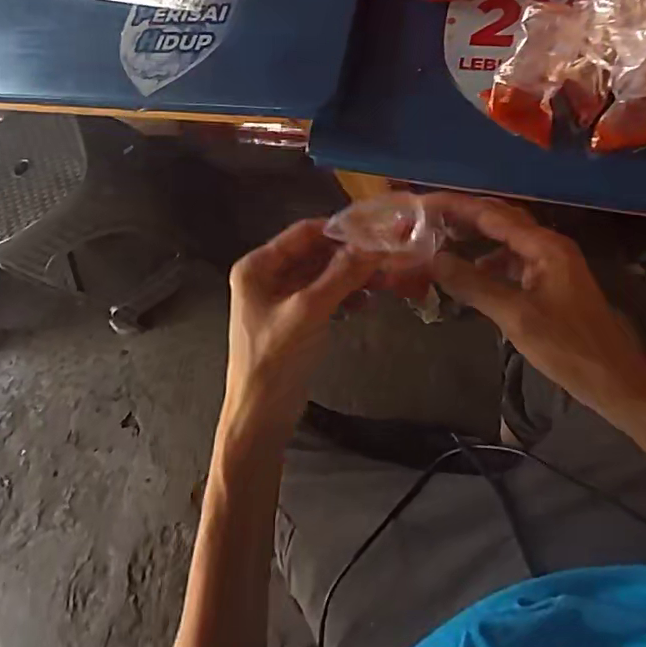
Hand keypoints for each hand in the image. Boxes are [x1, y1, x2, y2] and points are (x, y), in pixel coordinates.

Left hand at [220, 219, 379, 446]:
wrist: (260, 417)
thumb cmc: (275, 360)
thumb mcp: (309, 312)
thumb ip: (341, 275)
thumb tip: (374, 245)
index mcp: (257, 266)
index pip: (303, 233)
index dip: (339, 229)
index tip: (376, 229)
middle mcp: (266, 276)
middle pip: (315, 253)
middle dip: (350, 255)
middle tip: (389, 256)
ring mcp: (280, 299)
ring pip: (322, 275)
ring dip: (352, 276)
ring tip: (386, 279)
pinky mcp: (294, 319)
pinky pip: (324, 296)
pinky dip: (345, 295)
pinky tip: (366, 302)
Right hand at [421, 193, 645, 426]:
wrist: (618, 384)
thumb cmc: (570, 348)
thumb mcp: (516, 317)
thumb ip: (474, 285)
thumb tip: (434, 260)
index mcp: (545, 246)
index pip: (492, 214)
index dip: (455, 206)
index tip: (423, 203)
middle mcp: (548, 246)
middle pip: (500, 219)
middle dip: (462, 215)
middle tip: (425, 217)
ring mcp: (551, 265)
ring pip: (505, 239)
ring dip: (474, 237)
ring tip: (440, 239)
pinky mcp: (549, 284)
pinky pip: (511, 260)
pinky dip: (486, 260)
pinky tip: (468, 272)